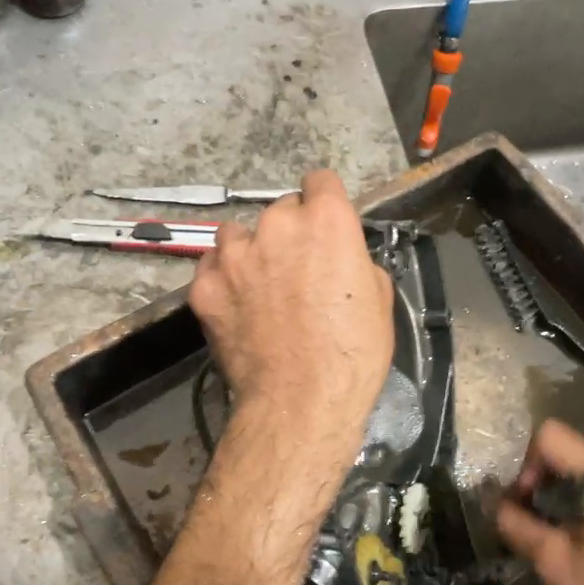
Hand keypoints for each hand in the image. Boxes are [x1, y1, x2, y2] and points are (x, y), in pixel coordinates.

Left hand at [188, 170, 393, 444]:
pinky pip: (211, 266)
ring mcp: (234, 255)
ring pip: (238, 234)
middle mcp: (276, 225)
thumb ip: (355, 261)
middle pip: (280, 209)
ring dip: (250, 251)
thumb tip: (341, 258)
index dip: (324, 203)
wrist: (300, 402)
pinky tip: (236, 306)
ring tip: (260, 286)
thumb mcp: (379, 298)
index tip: (324, 224)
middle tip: (296, 271)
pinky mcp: (204, 286)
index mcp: (326, 220)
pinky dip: (223, 280)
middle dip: (289, 233)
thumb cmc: (352, 353)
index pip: (320, 182)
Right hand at [495, 420, 583, 584]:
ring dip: (563, 496)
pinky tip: (581, 542)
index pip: (551, 438)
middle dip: (542, 483)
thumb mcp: (554, 565)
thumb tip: (493, 503)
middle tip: (531, 523)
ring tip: (553, 536)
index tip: (524, 504)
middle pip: (571, 455)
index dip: (526, 465)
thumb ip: (517, 525)